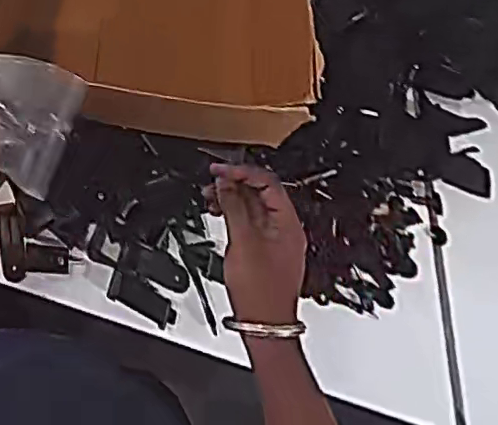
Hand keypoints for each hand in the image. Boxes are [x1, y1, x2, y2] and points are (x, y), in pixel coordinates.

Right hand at [209, 163, 306, 325]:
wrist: (263, 326)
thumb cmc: (260, 292)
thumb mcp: (242, 241)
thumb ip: (233, 206)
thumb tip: (225, 183)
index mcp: (286, 222)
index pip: (266, 181)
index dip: (241, 172)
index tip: (220, 171)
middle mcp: (284, 227)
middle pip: (260, 191)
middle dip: (234, 183)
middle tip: (212, 181)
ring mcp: (275, 238)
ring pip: (253, 205)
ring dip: (231, 197)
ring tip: (211, 197)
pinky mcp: (264, 248)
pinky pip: (249, 220)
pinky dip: (233, 212)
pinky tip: (219, 213)